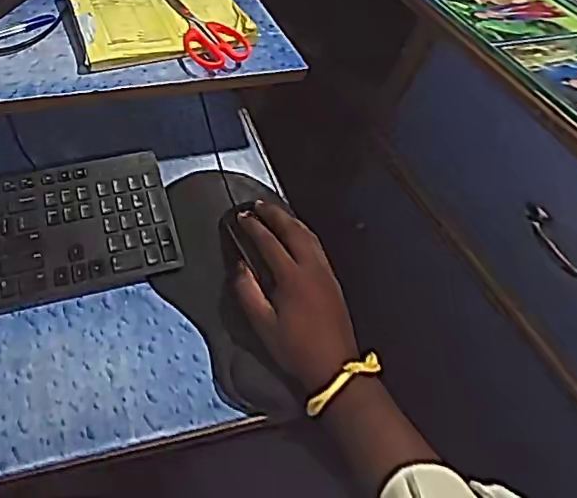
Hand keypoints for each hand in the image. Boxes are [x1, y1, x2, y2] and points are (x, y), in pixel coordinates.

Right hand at [231, 201, 360, 389]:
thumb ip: (247, 291)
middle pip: (293, 231)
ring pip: (308, 236)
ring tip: (275, 212)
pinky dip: (303, 232)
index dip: (253, 226)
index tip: (240, 217)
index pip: (269, 242)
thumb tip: (239, 266)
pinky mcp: (334, 281)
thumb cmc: (296, 349)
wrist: (337, 372)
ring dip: (290, 220)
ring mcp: (326, 274)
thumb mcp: (262, 324)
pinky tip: (296, 233)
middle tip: (257, 204)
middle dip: (273, 214)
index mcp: (292, 278)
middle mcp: (311, 269)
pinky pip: (317, 246)